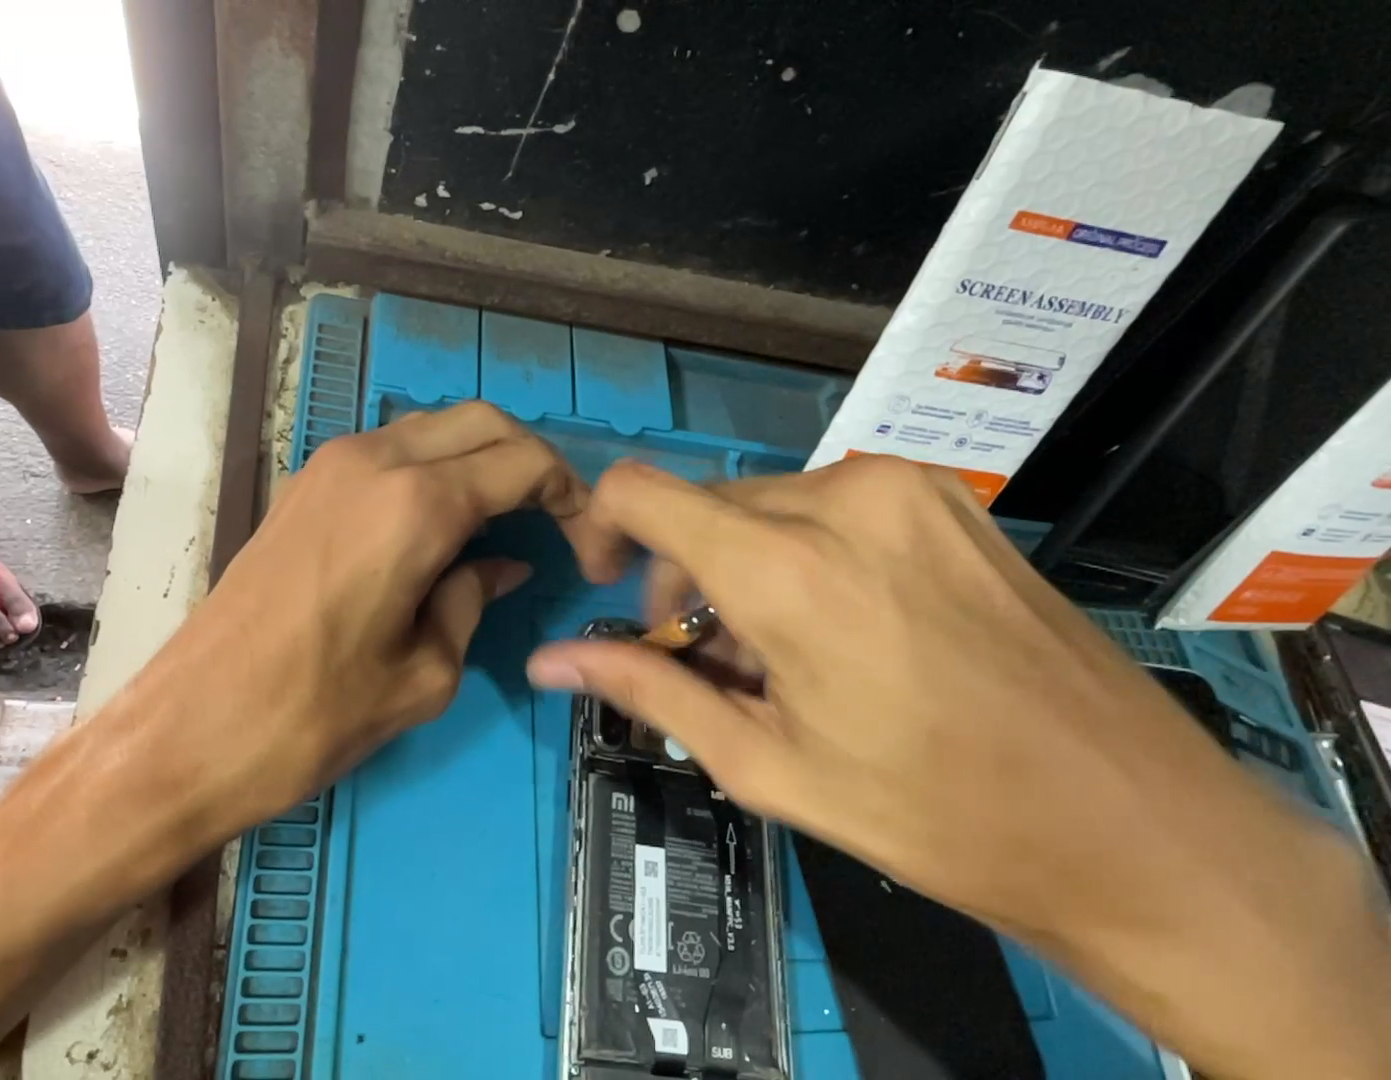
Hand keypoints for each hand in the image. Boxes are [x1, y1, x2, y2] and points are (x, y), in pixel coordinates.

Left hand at [143, 402, 607, 819]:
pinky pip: (388, 453)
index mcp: (416, 504)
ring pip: (432, 430)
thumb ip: (473, 602)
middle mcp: (373, 460)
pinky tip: (442, 527)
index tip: (590, 544)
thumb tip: (505, 565)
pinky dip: (432, 470)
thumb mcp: (424, 674)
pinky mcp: (301, 486)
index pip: (523, 462)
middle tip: (557, 522)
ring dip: (479, 460)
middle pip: (480, 423)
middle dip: (531, 461)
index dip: (571, 495)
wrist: (189, 728)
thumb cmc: (315, 716)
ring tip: (506, 523)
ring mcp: (328, 465)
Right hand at [526, 456, 1306, 932]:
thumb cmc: (931, 812)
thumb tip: (546, 661)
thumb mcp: (765, 762)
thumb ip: (648, 689)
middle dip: (683, 576)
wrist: (1134, 824)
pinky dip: (803, 552)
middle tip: (715, 662)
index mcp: (786, 567)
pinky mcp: (947, 499)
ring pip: (763, 505)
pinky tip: (844, 626)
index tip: (617, 595)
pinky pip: (829, 505)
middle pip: (703, 507)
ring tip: (786, 656)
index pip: (640, 493)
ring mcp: (904, 489)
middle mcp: (840, 499)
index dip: (604, 531)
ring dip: (744, 566)